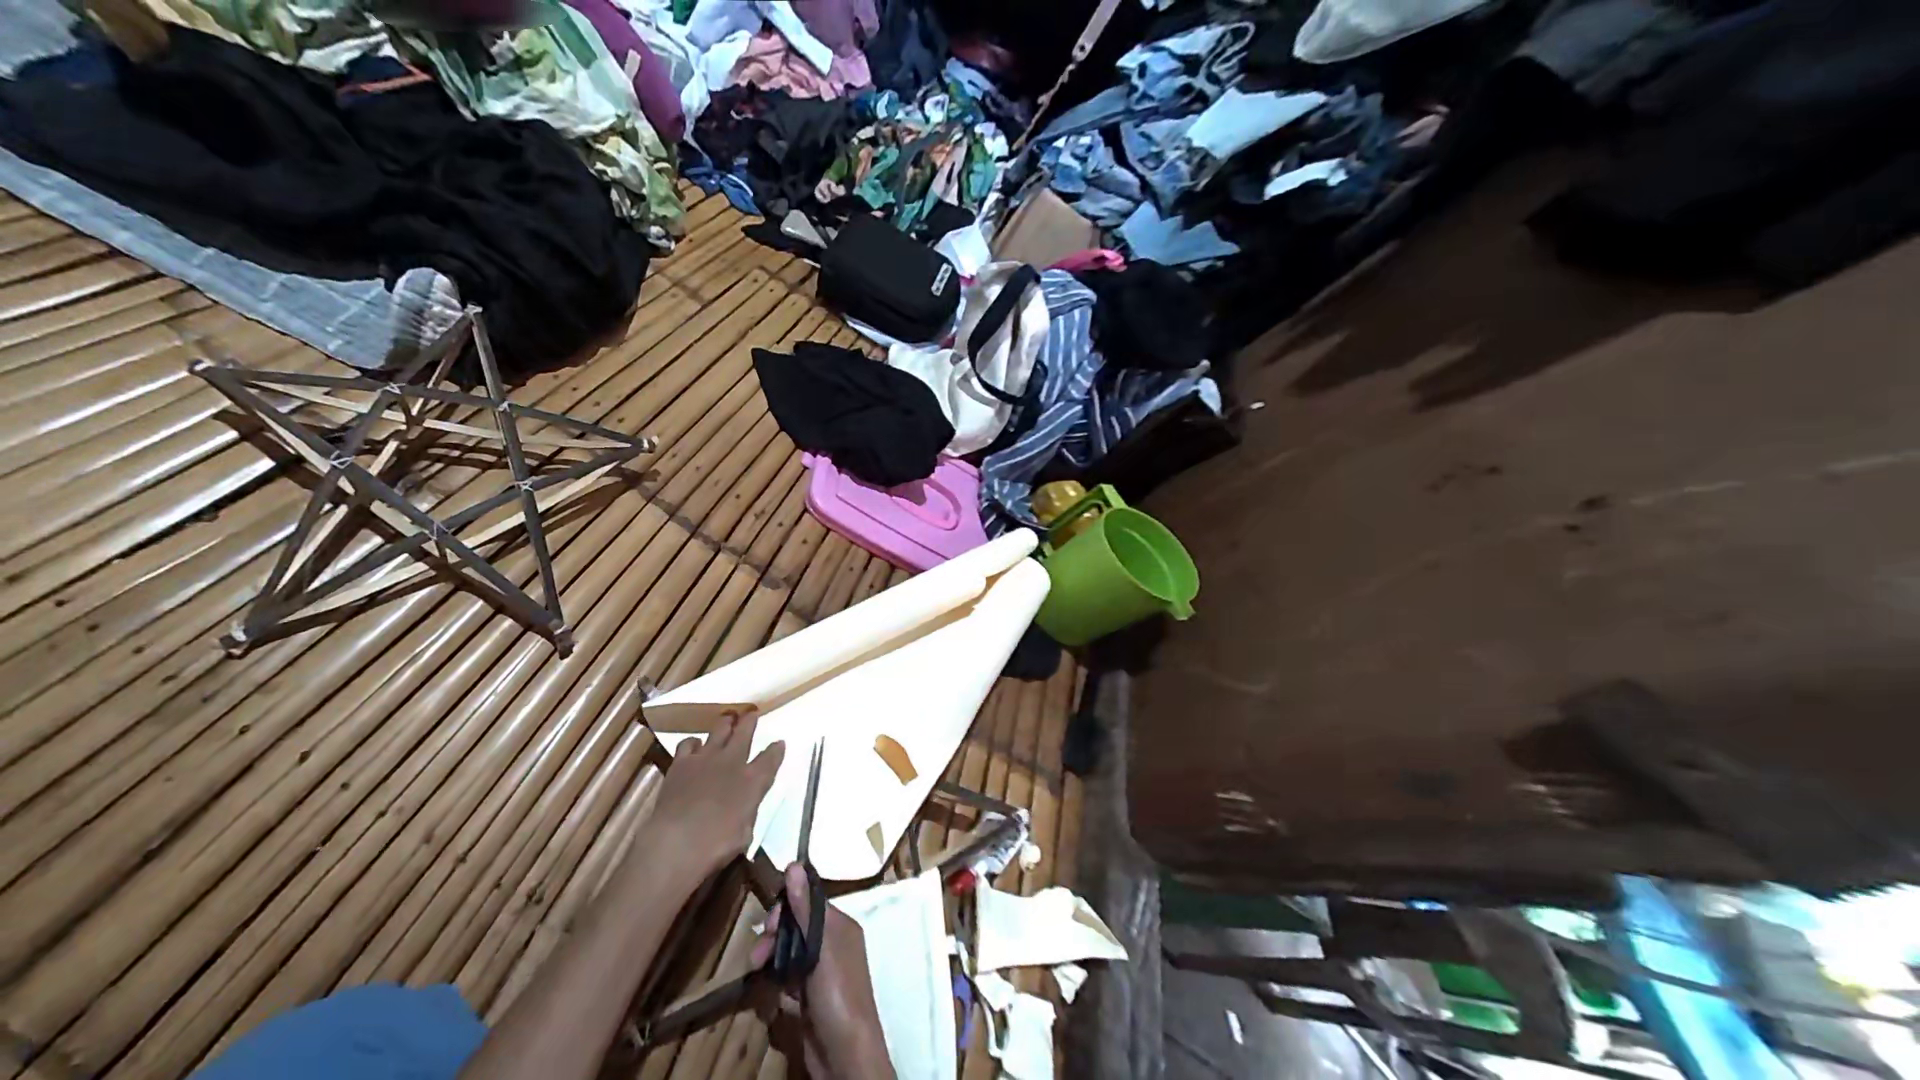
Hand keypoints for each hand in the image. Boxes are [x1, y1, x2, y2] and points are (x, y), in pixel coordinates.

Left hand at [645, 706, 783, 885]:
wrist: (677, 842)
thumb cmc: (717, 845)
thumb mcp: (745, 832)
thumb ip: (747, 810)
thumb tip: (744, 804)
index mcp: (753, 781)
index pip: (770, 759)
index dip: (776, 750)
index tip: (779, 743)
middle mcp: (732, 762)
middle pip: (744, 733)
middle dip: (750, 722)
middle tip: (752, 713)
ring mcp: (705, 759)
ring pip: (718, 730)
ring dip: (724, 724)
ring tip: (726, 719)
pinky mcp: (681, 763)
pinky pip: (689, 743)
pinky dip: (694, 743)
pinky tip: (695, 747)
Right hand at [754, 863, 895, 1078]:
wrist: (846, 1056)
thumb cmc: (838, 995)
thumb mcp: (821, 949)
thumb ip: (806, 910)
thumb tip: (794, 865)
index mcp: (841, 928)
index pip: (810, 903)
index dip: (787, 906)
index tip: (767, 919)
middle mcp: (832, 945)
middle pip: (797, 927)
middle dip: (775, 933)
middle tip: (758, 950)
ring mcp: (820, 973)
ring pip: (789, 952)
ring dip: (771, 956)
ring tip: (756, 969)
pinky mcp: (808, 998)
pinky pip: (787, 978)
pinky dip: (775, 978)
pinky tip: (765, 986)